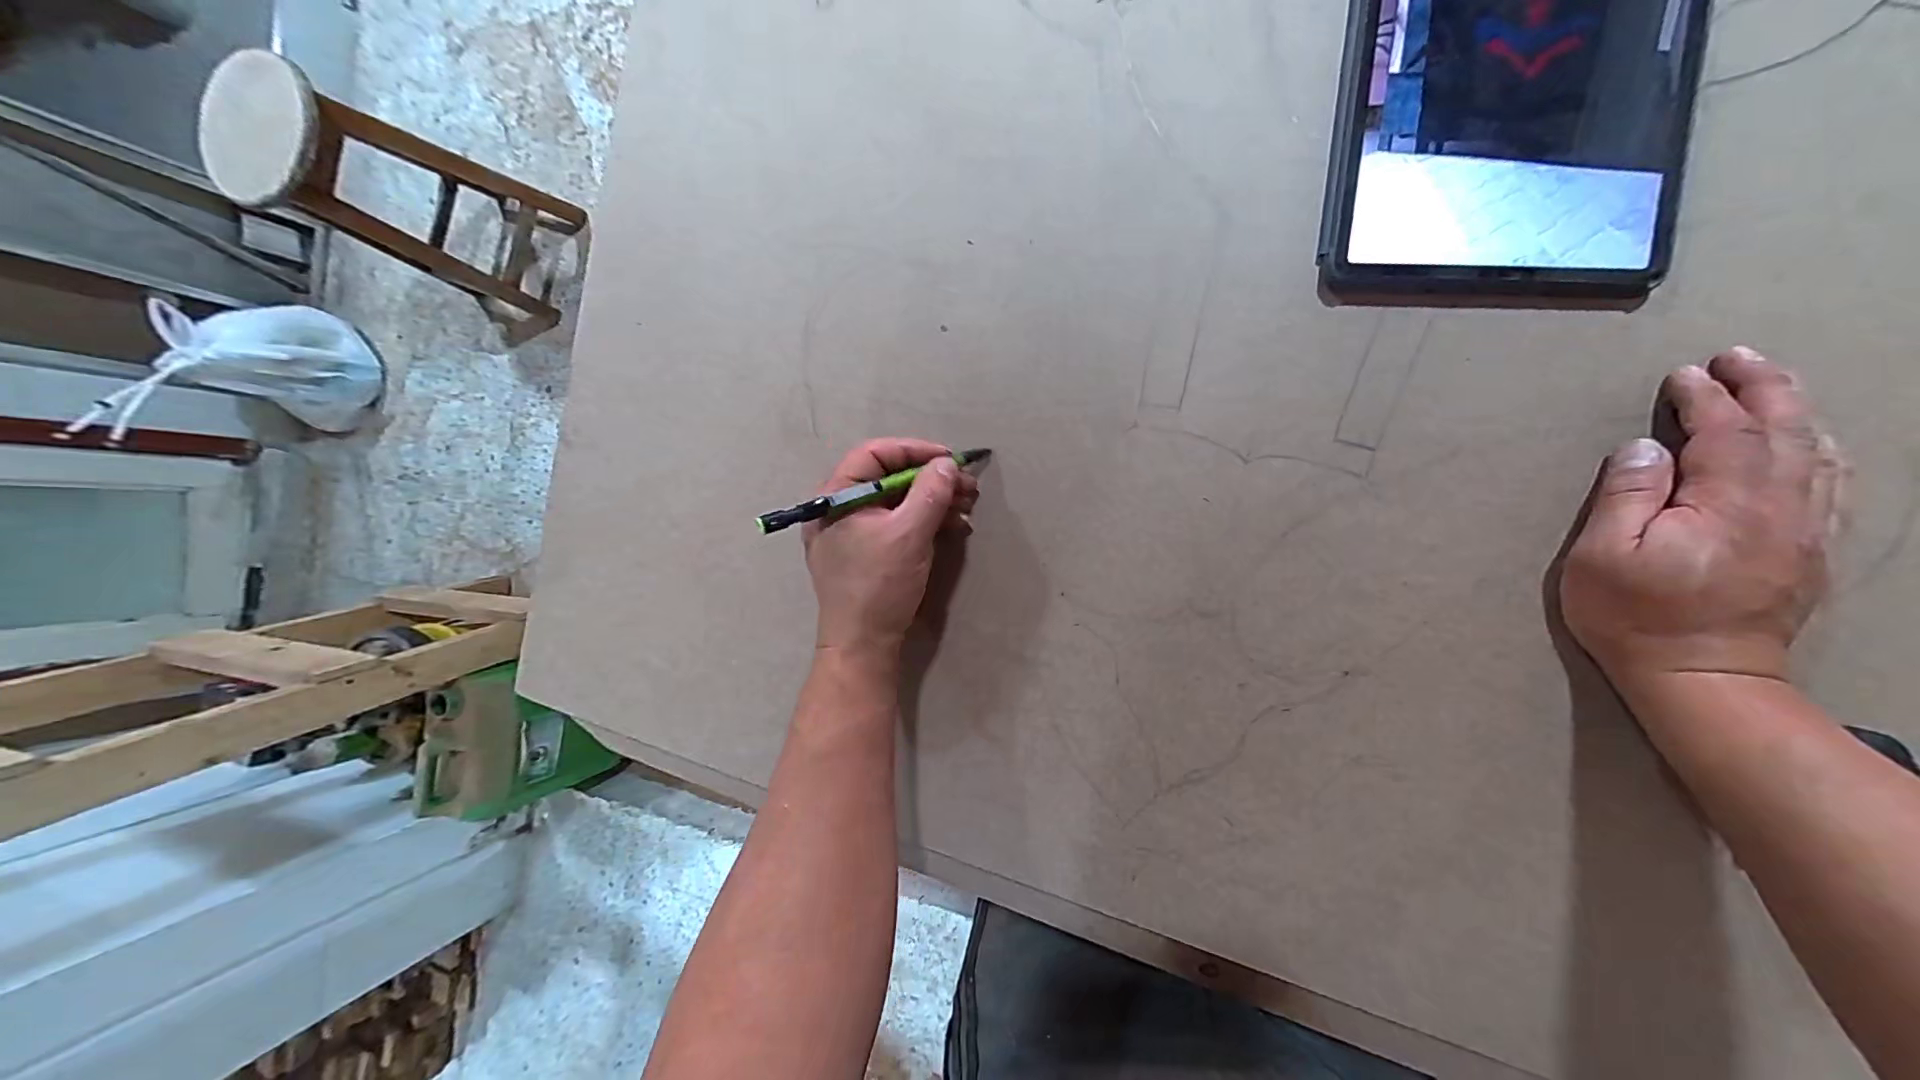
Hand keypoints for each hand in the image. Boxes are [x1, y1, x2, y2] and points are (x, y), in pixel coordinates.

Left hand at [804, 438, 978, 661]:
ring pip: (897, 501)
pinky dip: (925, 521)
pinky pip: (897, 523)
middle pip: (889, 476)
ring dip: (934, 499)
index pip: (875, 454)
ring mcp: (852, 531)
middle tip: (967, 486)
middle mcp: (840, 508)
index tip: (950, 460)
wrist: (863, 645)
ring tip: (967, 506)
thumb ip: (930, 493)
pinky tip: (954, 525)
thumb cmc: (879, 585)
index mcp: (836, 496)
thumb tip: (947, 464)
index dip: (915, 450)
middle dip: (931, 478)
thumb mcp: (909, 534)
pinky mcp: (868, 551)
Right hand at [1560, 348, 1844, 691]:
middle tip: (1738, 357)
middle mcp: (1781, 509)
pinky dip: (1820, 450)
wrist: (1701, 676)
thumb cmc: (1633, 614)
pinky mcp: (1809, 551)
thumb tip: (1646, 446)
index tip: (1684, 375)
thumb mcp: (1602, 555)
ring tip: (1774, 386)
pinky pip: (1832, 484)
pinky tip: (1810, 442)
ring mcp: (1805, 531)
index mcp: (1727, 506)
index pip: (1724, 435)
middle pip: (1785, 433)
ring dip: (1796, 412)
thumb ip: (1627, 495)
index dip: (1705, 400)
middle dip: (1763, 389)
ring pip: (1817, 454)